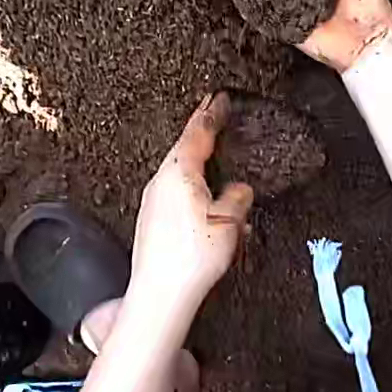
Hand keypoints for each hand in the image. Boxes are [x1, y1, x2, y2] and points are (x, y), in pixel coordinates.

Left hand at [127, 93, 255, 319]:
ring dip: (194, 158)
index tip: (219, 98)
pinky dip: (188, 182)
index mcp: (179, 173)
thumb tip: (240, 189)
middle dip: (200, 132)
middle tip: (214, 117)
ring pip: (177, 170)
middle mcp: (160, 181)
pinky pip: (173, 189)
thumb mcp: (229, 222)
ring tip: (211, 152)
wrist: (160, 294)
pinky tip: (199, 193)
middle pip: (183, 148)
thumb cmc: (192, 256)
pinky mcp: (152, 220)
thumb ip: (238, 198)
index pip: (197, 133)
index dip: (210, 113)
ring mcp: (153, 201)